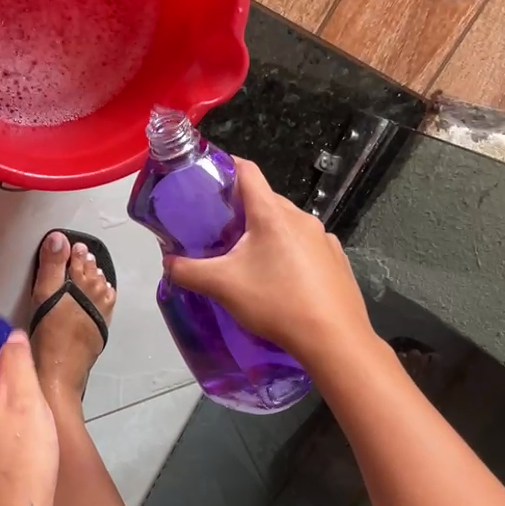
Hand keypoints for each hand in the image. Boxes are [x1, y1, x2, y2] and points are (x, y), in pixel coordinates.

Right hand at [164, 157, 375, 373]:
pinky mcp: (335, 259)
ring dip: (263, 234)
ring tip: (246, 261)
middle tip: (217, 232)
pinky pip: (304, 245)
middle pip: (264, 200)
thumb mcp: (222, 286)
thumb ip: (187, 271)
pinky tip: (279, 281)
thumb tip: (169, 263)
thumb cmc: (276, 303)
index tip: (207, 178)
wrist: (333, 339)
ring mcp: (323, 238)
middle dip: (239, 211)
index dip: (225, 167)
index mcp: (272, 214)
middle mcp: (301, 218)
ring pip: (285, 224)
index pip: (247, 171)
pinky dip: (287, 253)